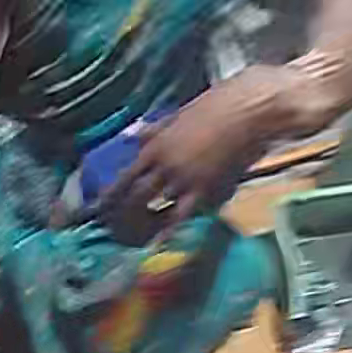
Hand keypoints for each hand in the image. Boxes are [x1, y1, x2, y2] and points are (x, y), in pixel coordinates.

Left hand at [105, 61, 351, 231]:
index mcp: (155, 146)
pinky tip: (158, 247)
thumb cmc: (219, 105)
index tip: (97, 211)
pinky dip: (167, 233)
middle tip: (113, 232)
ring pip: (152, 209)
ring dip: (141, 226)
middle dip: (121, 217)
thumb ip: (154, 130)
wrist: (253, 107)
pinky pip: (180, 216)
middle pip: (133, 198)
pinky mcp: (202, 189)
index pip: (124, 177)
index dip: (109, 197)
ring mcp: (182, 179)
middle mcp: (163, 165)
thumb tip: (132, 136)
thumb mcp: (179, 114)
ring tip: (132, 240)